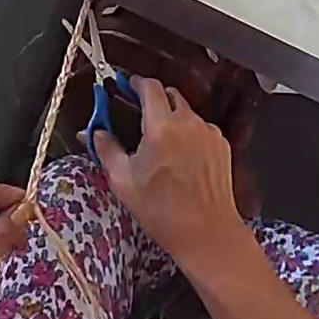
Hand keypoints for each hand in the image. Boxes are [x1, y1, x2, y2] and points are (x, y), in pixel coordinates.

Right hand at [93, 77, 248, 276]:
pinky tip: (181, 154)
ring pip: (185, 111)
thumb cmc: (163, 210)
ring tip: (161, 140)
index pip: (149, 86)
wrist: (208, 236)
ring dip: (171, 116)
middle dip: (153, 98)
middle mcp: (188, 123)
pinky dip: (188, 132)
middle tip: (139, 114)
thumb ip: (106, 149)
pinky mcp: (222, 147)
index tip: (125, 86)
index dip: (135, 82)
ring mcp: (208, 134)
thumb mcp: (123, 180)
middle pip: (169, 94)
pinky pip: (200, 128)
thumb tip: (96, 133)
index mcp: (161, 126)